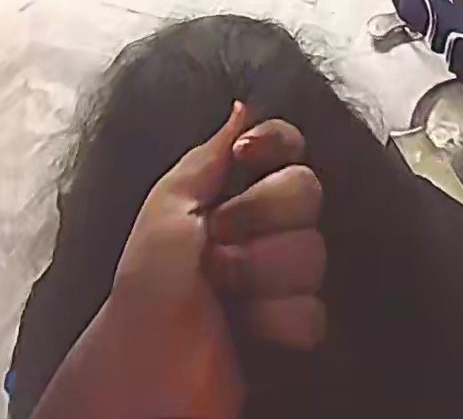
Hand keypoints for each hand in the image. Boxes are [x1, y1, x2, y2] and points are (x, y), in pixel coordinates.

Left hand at [103, 103, 326, 418]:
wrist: (148, 359)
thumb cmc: (149, 273)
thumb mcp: (171, 200)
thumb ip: (212, 153)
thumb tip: (243, 104)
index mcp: (234, 185)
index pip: (287, 142)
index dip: (276, 143)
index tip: (245, 156)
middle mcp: (265, 220)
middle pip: (307, 189)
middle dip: (259, 214)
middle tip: (219, 235)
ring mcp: (281, 271)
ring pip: (313, 252)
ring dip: (258, 271)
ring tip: (224, 286)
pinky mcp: (293, 323)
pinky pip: (313, 311)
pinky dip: (273, 321)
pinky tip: (246, 324)